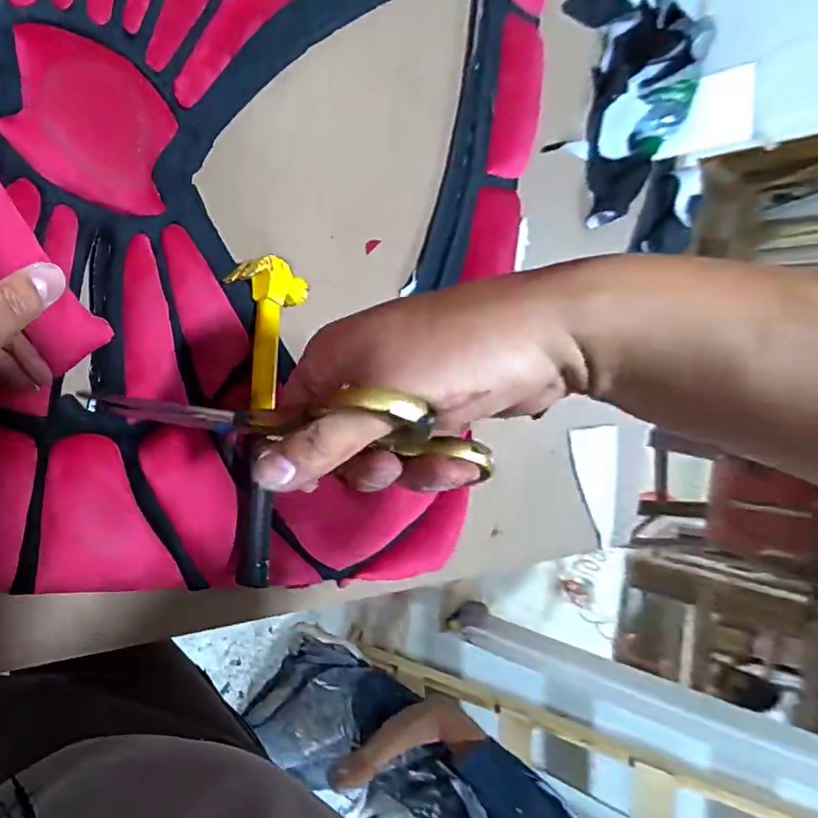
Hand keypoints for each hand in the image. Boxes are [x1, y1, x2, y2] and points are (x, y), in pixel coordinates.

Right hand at [255, 263, 596, 493]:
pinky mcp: (439, 400)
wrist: (558, 331)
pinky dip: (437, 457)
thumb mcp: (378, 406)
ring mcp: (401, 385)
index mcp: (331, 358)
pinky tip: (465, 459)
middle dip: (365, 463)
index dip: (297, 452)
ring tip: (443, 461)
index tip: (315, 486)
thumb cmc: (452, 357)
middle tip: (391, 467)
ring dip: (409, 466)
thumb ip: (320, 445)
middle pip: (336, 438)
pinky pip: (418, 443)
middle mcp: (358, 370)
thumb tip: (260, 474)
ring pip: (381, 448)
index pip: (290, 414)